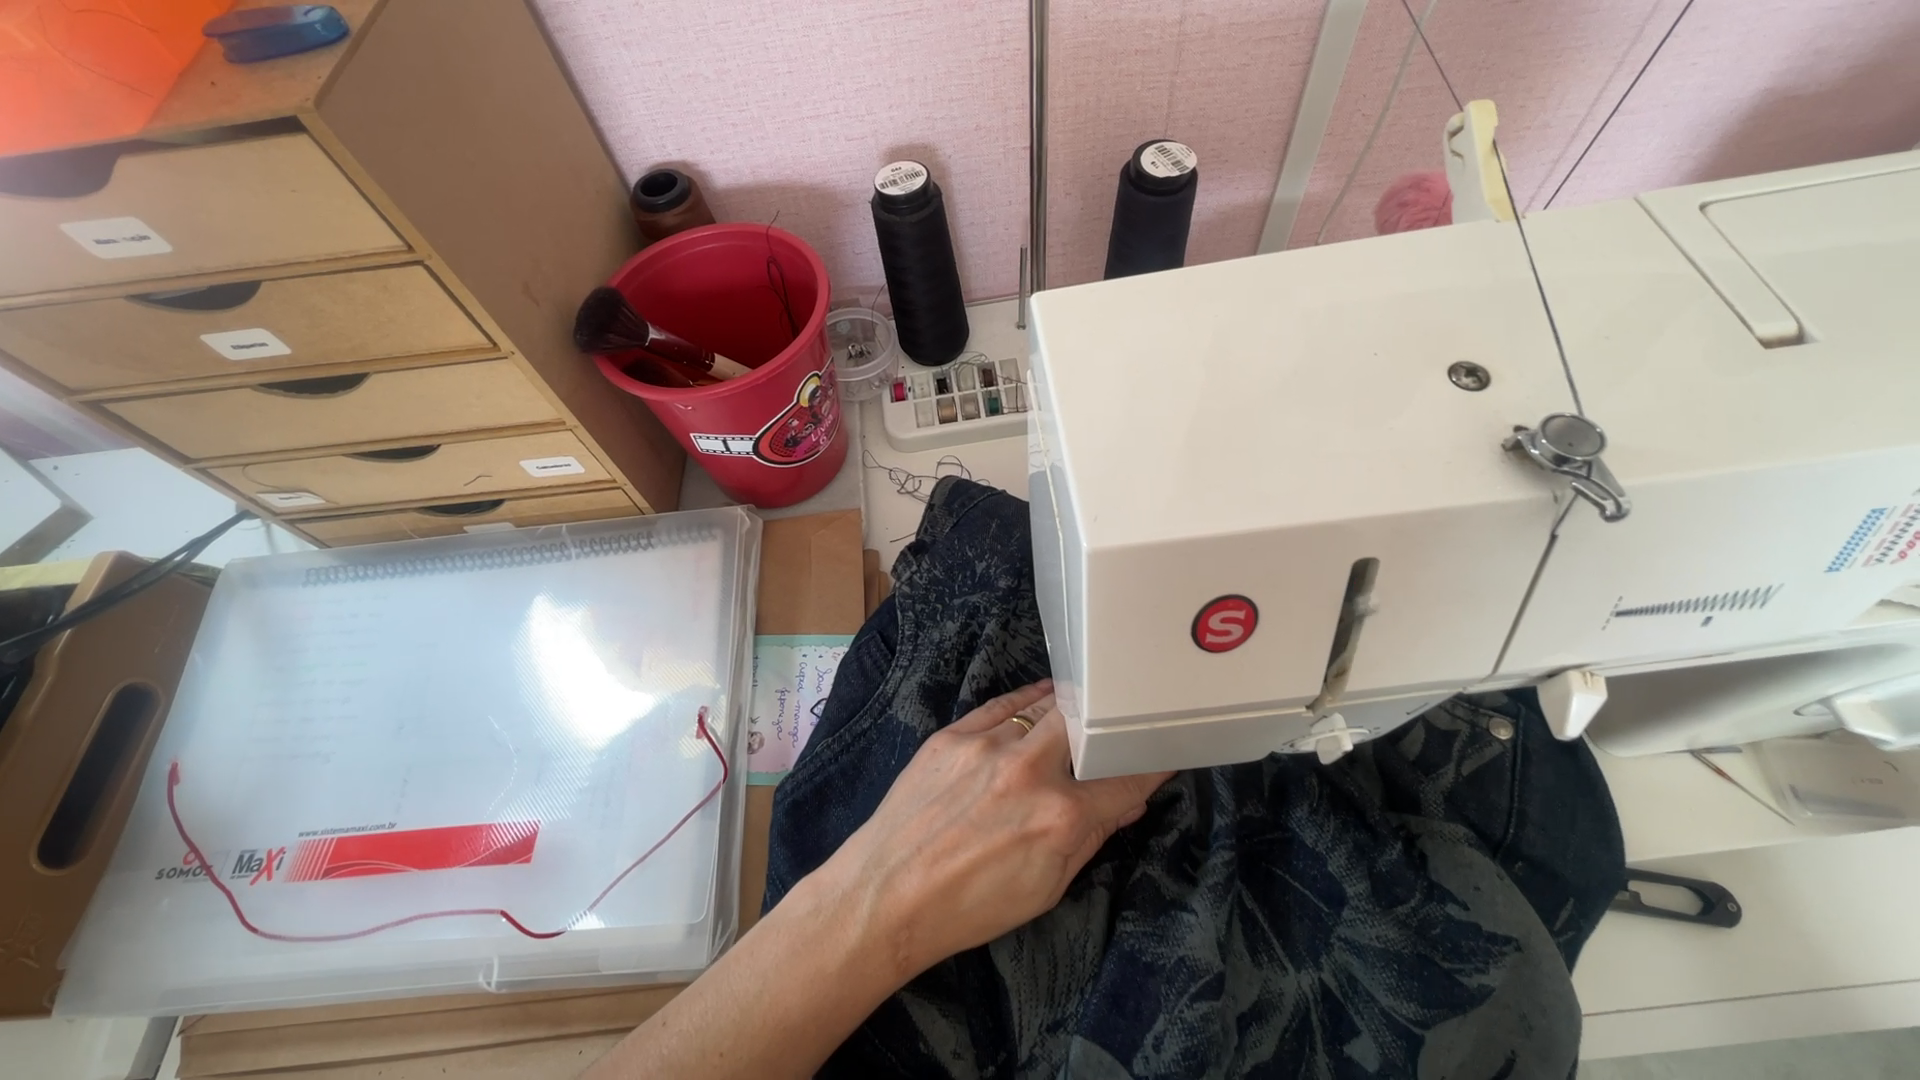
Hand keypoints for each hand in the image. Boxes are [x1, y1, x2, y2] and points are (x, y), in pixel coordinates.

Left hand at [806, 680, 1173, 980]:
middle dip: (1109, 724)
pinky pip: (1002, 706)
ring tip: (1086, 705)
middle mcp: (1029, 771)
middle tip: (1119, 722)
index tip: (1164, 749)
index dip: (1151, 764)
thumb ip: (1091, 837)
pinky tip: (1044, 697)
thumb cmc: (970, 907)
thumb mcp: (1045, 887)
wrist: (887, 895)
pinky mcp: (952, 735)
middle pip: (1086, 726)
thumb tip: (1128, 803)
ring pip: (1046, 707)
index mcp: (1060, 817)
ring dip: (1071, 707)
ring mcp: (987, 747)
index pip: (1123, 780)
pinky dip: (1029, 699)